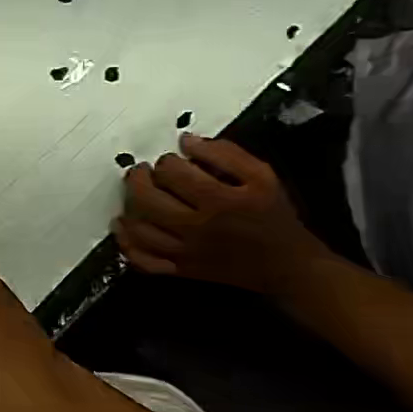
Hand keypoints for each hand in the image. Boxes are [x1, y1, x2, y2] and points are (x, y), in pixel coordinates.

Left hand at [115, 134, 330, 295]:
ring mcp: (186, 252)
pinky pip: (145, 261)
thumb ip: (224, 153)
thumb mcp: (262, 176)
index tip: (172, 161)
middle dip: (138, 179)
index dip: (166, 161)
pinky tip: (124, 227)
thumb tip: (187, 141)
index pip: (172, 174)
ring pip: (141, 230)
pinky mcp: (182, 271)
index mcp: (218, 201)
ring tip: (133, 196)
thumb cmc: (273, 216)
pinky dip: (128, 245)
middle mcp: (197, 227)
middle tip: (142, 171)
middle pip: (147, 200)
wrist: (288, 267)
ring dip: (128, 208)